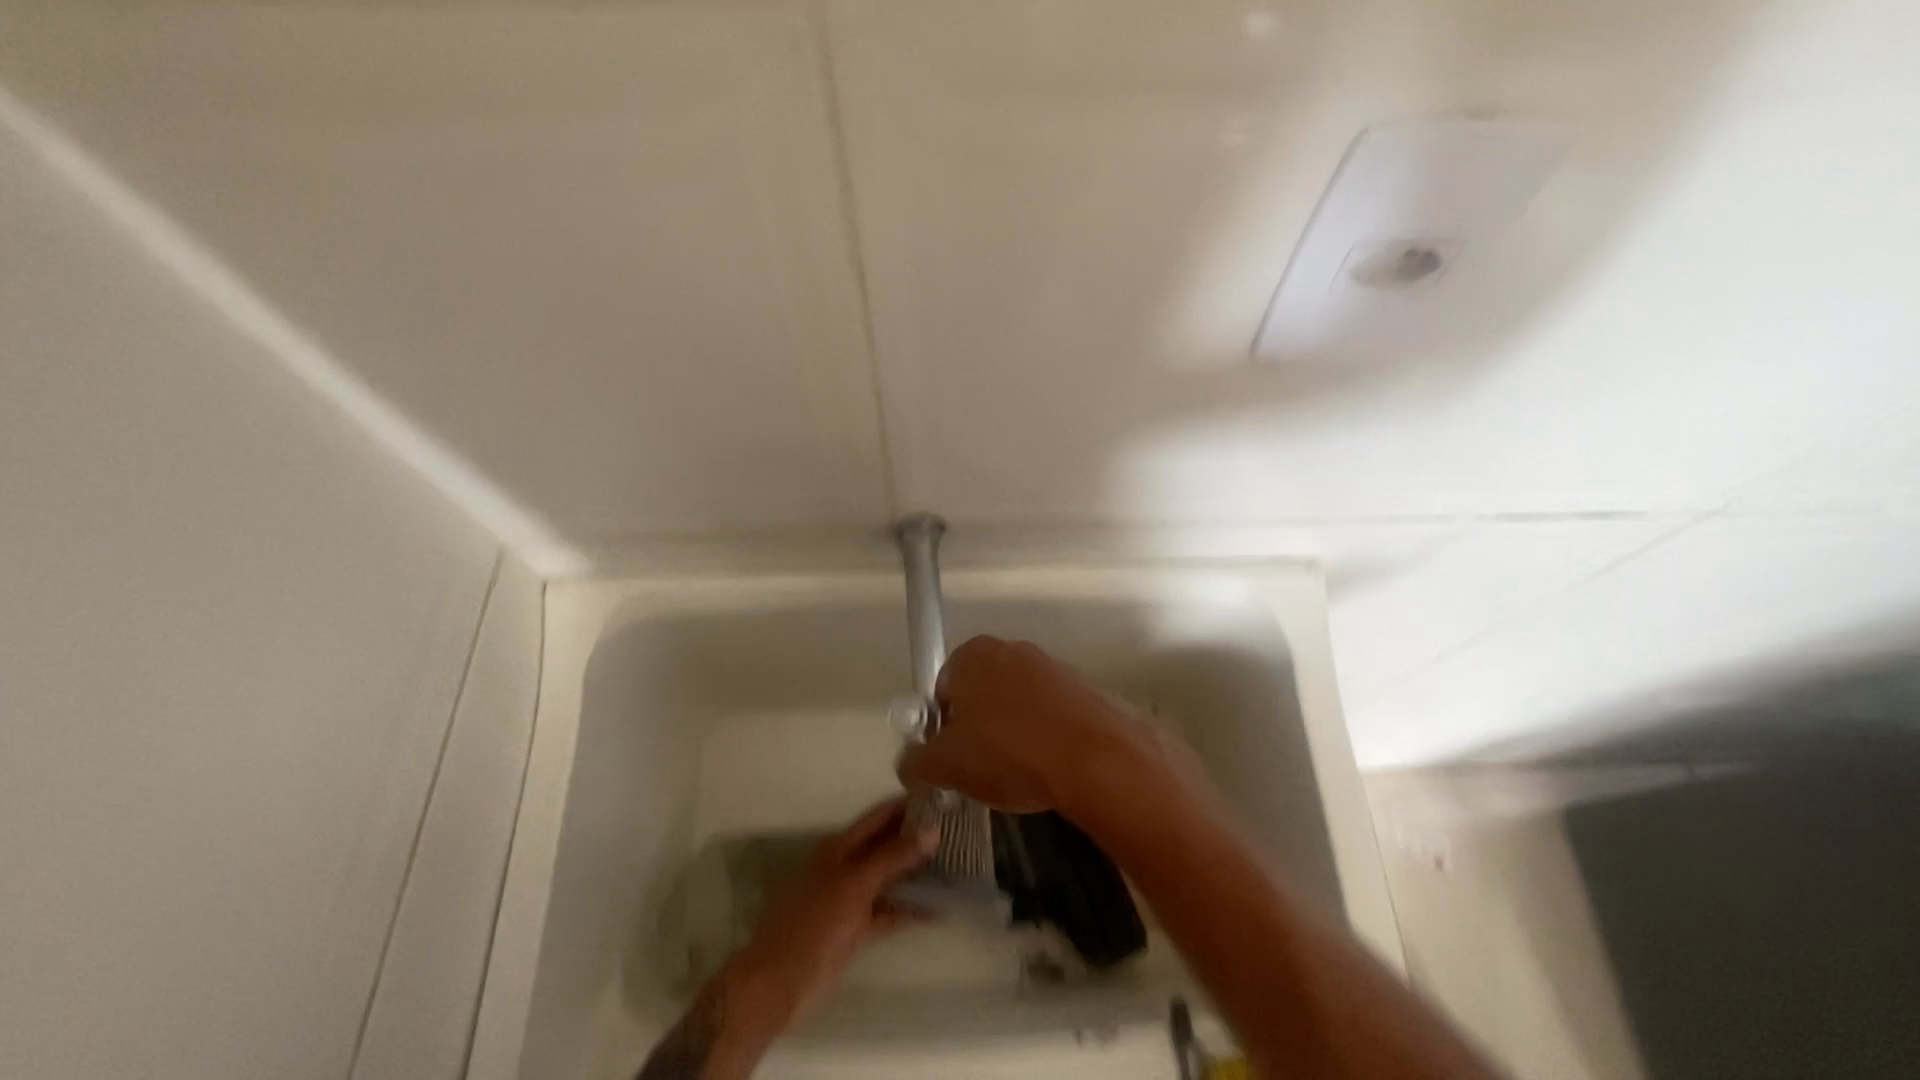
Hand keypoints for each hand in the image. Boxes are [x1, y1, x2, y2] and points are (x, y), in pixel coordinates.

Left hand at [714, 797, 936, 1033]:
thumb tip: (932, 829)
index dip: (906, 805)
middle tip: (958, 830)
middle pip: (885, 845)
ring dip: (917, 873)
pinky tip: (938, 908)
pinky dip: (910, 909)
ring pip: (889, 878)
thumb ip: (892, 856)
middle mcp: (845, 867)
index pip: (878, 816)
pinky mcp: (856, 929)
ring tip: (956, 865)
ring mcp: (850, 899)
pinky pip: (889, 912)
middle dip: (916, 837)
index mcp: (838, 848)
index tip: (942, 797)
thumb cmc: (815, 925)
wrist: (781, 982)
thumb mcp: (855, 885)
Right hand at [896, 635, 1145, 813]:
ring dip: (1014, 733)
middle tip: (982, 769)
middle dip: (978, 729)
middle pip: (980, 694)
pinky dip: (1046, 736)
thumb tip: (911, 764)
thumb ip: (915, 762)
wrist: (1097, 762)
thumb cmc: (1010, 755)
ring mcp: (1053, 666)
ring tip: (1021, 773)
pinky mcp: (1085, 688)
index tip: (954, 759)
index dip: (942, 729)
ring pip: (1017, 705)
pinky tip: (1051, 767)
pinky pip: (1051, 714)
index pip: (941, 690)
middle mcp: (1013, 649)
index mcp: (973, 655)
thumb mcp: (945, 767)